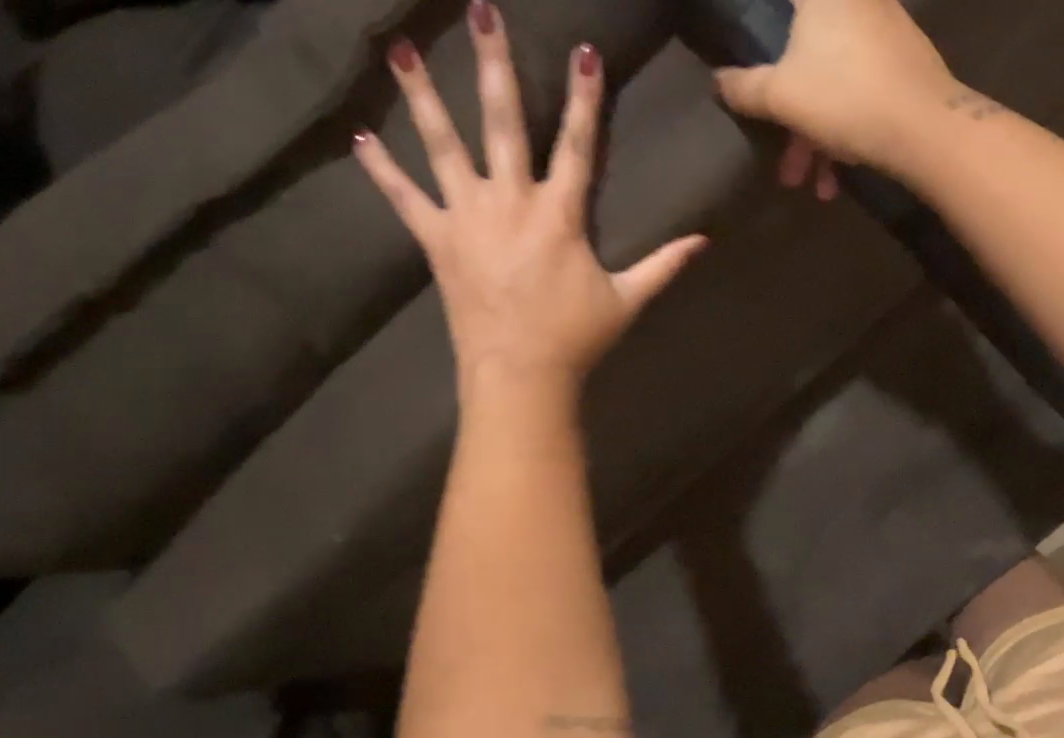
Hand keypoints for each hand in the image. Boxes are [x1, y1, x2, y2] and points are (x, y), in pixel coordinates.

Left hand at [354, 2, 706, 401]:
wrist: (521, 376)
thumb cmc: (576, 339)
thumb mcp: (627, 301)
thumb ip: (663, 266)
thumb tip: (703, 242)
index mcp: (561, 215)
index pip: (578, 144)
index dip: (584, 97)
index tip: (583, 50)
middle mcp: (512, 203)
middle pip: (503, 121)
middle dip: (493, 63)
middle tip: (479, 10)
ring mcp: (469, 218)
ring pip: (443, 146)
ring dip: (422, 95)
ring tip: (401, 49)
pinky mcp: (438, 242)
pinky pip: (405, 199)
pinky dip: (382, 170)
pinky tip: (360, 137)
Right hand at [713, 0, 962, 192]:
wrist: (925, 128)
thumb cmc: (843, 97)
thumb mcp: (780, 96)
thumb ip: (745, 87)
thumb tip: (719, 81)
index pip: (785, 2)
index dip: (770, 19)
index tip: (766, 41)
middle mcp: (857, 3)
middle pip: (810, 50)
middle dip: (794, 112)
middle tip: (784, 155)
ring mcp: (888, 33)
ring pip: (838, 81)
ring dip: (818, 137)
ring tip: (809, 184)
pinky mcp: (909, 67)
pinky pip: (864, 94)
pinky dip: (846, 132)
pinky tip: (837, 180)